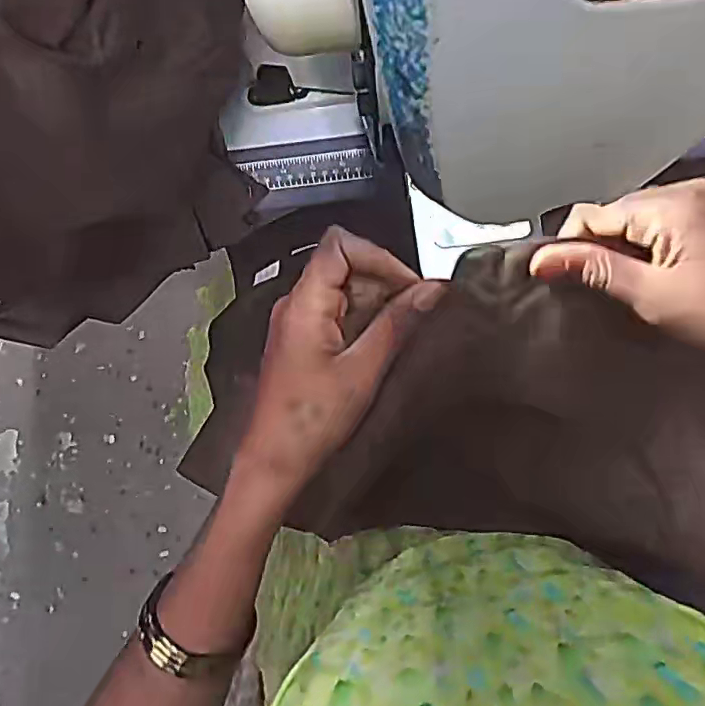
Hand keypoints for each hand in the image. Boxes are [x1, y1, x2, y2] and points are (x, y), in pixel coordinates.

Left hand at [232, 227, 446, 494]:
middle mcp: (295, 305)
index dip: (380, 257)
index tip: (410, 284)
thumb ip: (398, 323)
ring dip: (377, 303)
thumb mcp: (363, 369)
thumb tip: (429, 292)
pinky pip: (338, 313)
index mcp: (303, 304)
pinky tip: (379, 346)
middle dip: (385, 282)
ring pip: (344, 289)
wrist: (275, 459)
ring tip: (400, 334)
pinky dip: (364, 321)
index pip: (340, 246)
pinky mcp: (304, 339)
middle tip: (415, 310)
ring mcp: (298, 321)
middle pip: (345, 264)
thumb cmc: (307, 423)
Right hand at [530, 179, 704, 407]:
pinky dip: (649, 247)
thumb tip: (540, 258)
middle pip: (616, 213)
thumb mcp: (652, 296)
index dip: (571, 247)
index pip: (593, 214)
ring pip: (638, 219)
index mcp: (672, 203)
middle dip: (600, 248)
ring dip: (625, 250)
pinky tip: (659, 276)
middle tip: (604, 291)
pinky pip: (664, 223)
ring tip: (633, 287)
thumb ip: (594, 269)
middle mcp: (689, 189)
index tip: (564, 282)